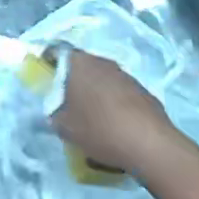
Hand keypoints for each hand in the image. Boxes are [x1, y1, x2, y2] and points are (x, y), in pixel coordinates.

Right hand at [46, 46, 184, 173]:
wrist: (152, 146)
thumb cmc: (100, 129)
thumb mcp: (64, 127)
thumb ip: (54, 115)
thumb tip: (55, 113)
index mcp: (79, 62)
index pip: (57, 52)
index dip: (49, 64)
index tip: (46, 80)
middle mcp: (103, 62)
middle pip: (82, 67)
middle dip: (75, 81)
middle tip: (68, 102)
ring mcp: (127, 76)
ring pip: (104, 80)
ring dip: (97, 93)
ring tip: (94, 118)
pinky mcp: (146, 93)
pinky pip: (123, 94)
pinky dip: (116, 105)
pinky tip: (116, 126)